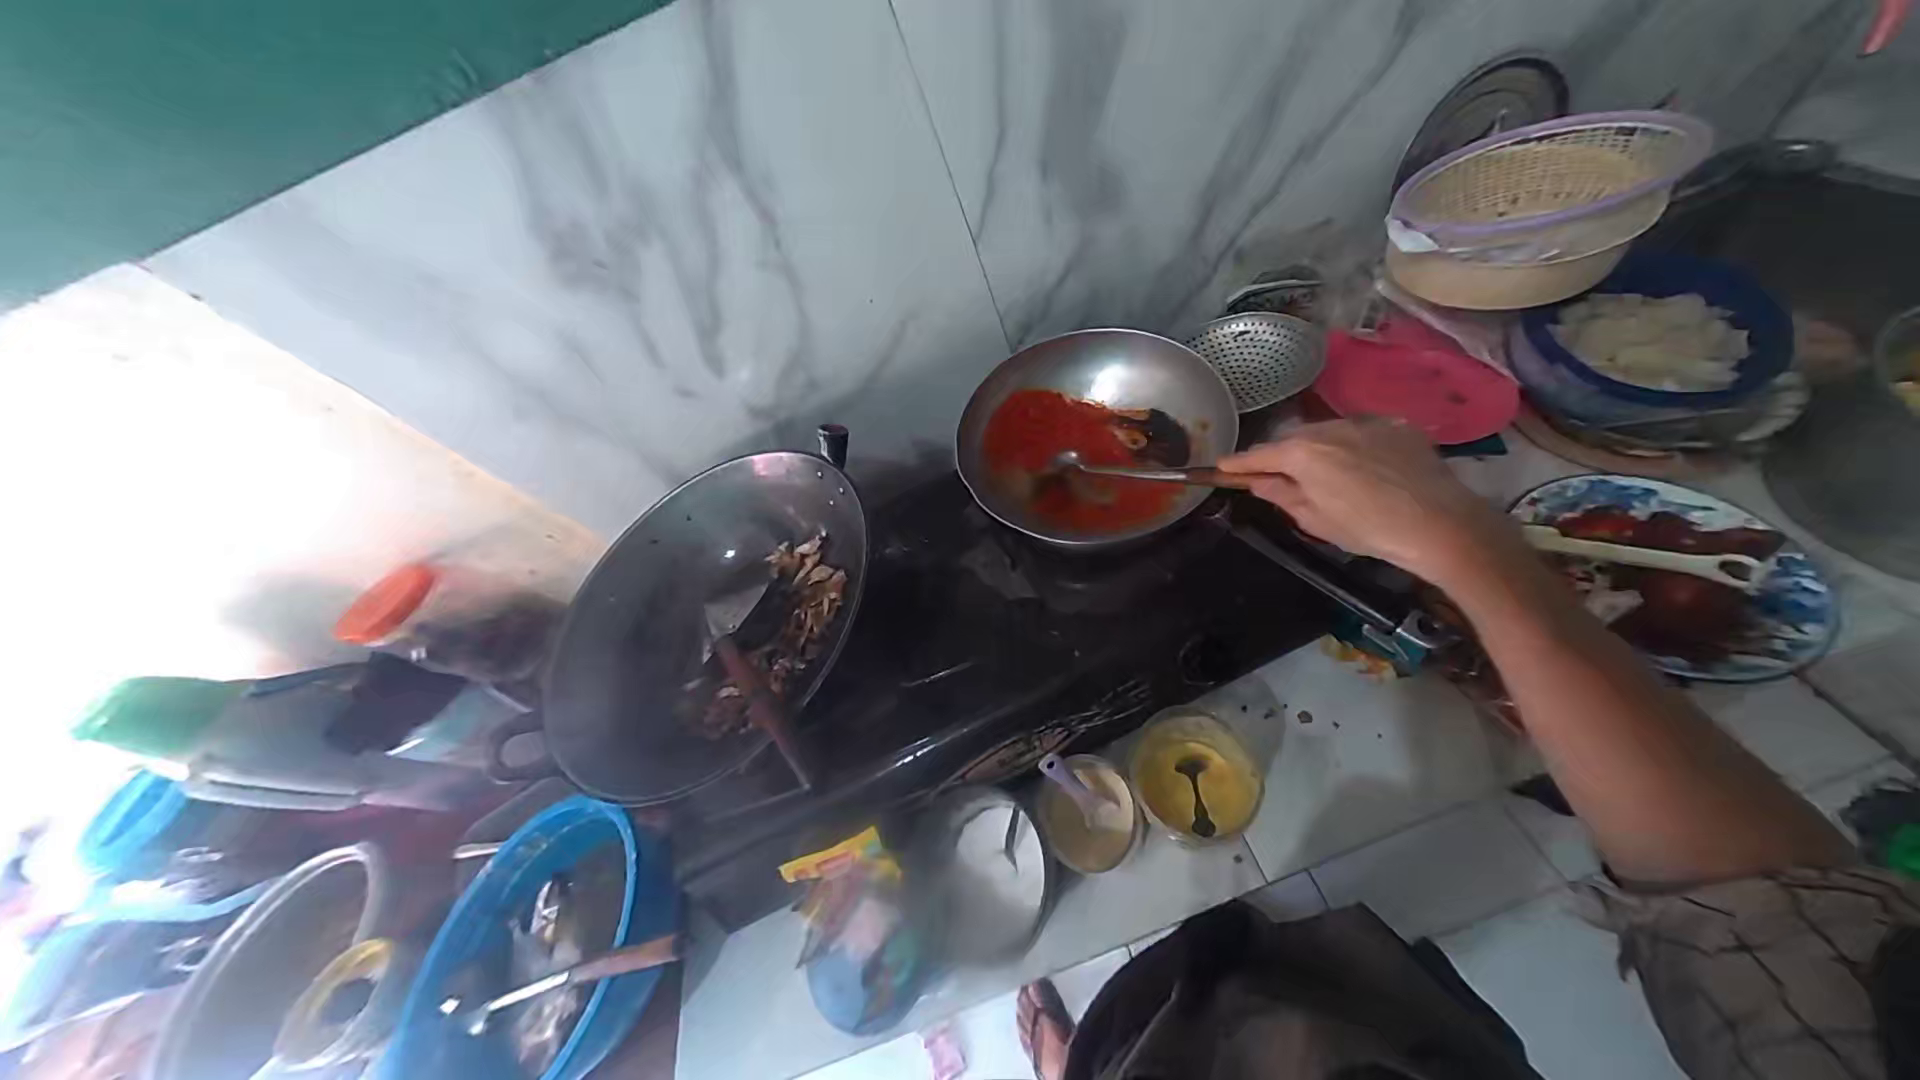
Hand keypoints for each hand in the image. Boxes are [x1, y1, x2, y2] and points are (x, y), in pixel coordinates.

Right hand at [1217, 419, 1512, 584]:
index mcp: (1303, 453)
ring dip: (1316, 449)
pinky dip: (1350, 446)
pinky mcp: (1396, 426)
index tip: (1222, 467)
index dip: (1237, 463)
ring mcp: (1366, 423)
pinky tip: (1362, 468)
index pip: (1258, 455)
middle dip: (1280, 456)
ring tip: (1324, 474)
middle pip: (1292, 439)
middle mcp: (1330, 428)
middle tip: (1277, 477)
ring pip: (1326, 432)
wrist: (1441, 525)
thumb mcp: (1314, 520)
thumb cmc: (1367, 529)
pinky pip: (1360, 432)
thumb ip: (1281, 495)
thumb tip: (1259, 482)